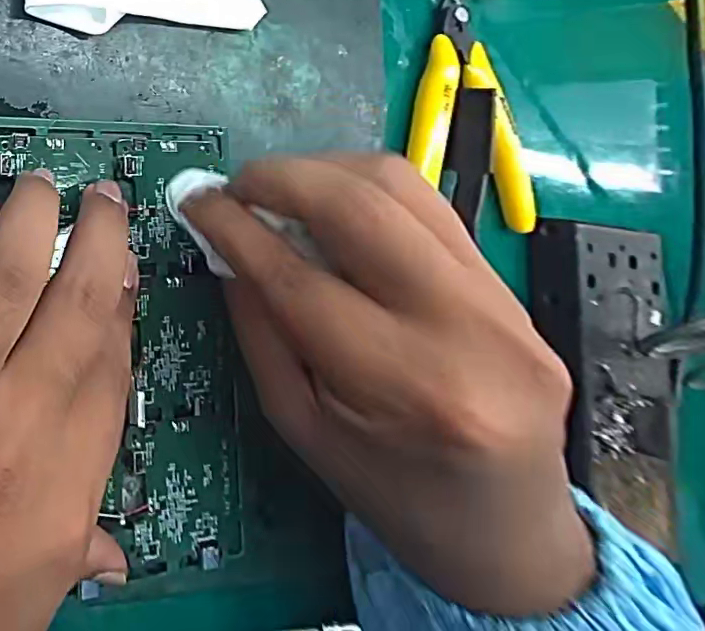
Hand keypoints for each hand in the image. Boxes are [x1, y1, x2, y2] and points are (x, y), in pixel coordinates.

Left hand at [0, 173, 136, 630]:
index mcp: (61, 484)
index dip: (120, 301)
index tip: (118, 264)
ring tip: (38, 184)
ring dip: (29, 217)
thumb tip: (113, 543)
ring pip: (5, 276)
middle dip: (99, 238)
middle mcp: (15, 424)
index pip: (112, 365)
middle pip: (77, 305)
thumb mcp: (19, 601)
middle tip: (103, 197)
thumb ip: (71, 549)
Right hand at [180, 154, 592, 615]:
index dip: (231, 226)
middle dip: (276, 178)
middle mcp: (466, 330)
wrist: (507, 533)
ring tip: (277, 193)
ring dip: (319, 171)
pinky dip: (359, 187)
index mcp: (403, 386)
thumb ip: (256, 320)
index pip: (295, 274)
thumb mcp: (292, 416)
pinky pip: (424, 202)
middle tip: (233, 188)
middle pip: (358, 206)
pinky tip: (327, 205)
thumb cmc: (381, 487)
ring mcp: (502, 302)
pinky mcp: (511, 287)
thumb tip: (223, 239)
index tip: (193, 201)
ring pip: (396, 184)